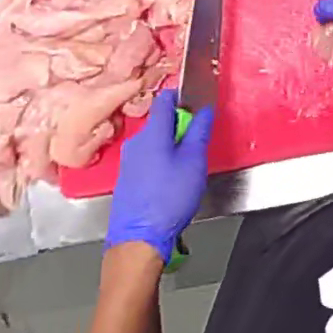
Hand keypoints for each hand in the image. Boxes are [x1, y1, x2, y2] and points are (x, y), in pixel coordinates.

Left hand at [106, 89, 215, 262]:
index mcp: (152, 132)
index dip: (182, 97)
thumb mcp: (194, 162)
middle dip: (180, 126)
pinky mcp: (128, 177)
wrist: (139, 236)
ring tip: (188, 166)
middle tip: (198, 143)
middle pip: (160, 121)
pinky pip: (147, 158)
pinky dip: (162, 160)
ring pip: (154, 141)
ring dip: (172, 145)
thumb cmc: (169, 199)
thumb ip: (199, 132)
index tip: (197, 105)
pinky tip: (172, 180)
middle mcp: (136, 141)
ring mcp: (129, 160)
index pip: (165, 99)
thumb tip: (204, 110)